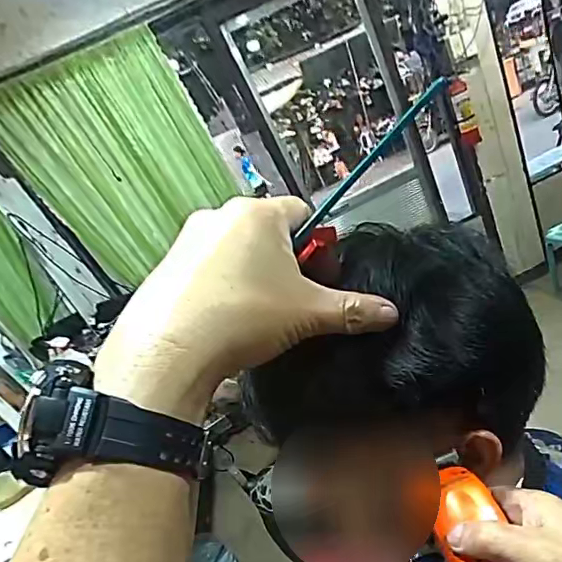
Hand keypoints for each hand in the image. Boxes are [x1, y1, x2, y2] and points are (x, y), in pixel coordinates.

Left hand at [94, 197, 399, 420]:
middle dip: (292, 263)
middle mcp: (221, 216)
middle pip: (274, 233)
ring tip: (267, 315)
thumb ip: (354, 310)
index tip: (324, 276)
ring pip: (242, 251)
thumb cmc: (240, 316)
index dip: (322, 246)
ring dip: (261, 275)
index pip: (305, 212)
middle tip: (300, 300)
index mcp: (258, 215)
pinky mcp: (172, 265)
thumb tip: (389, 312)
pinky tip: (236, 319)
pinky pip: (214, 268)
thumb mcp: (311, 313)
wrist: (172, 349)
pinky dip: (230, 287)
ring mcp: (191, 239)